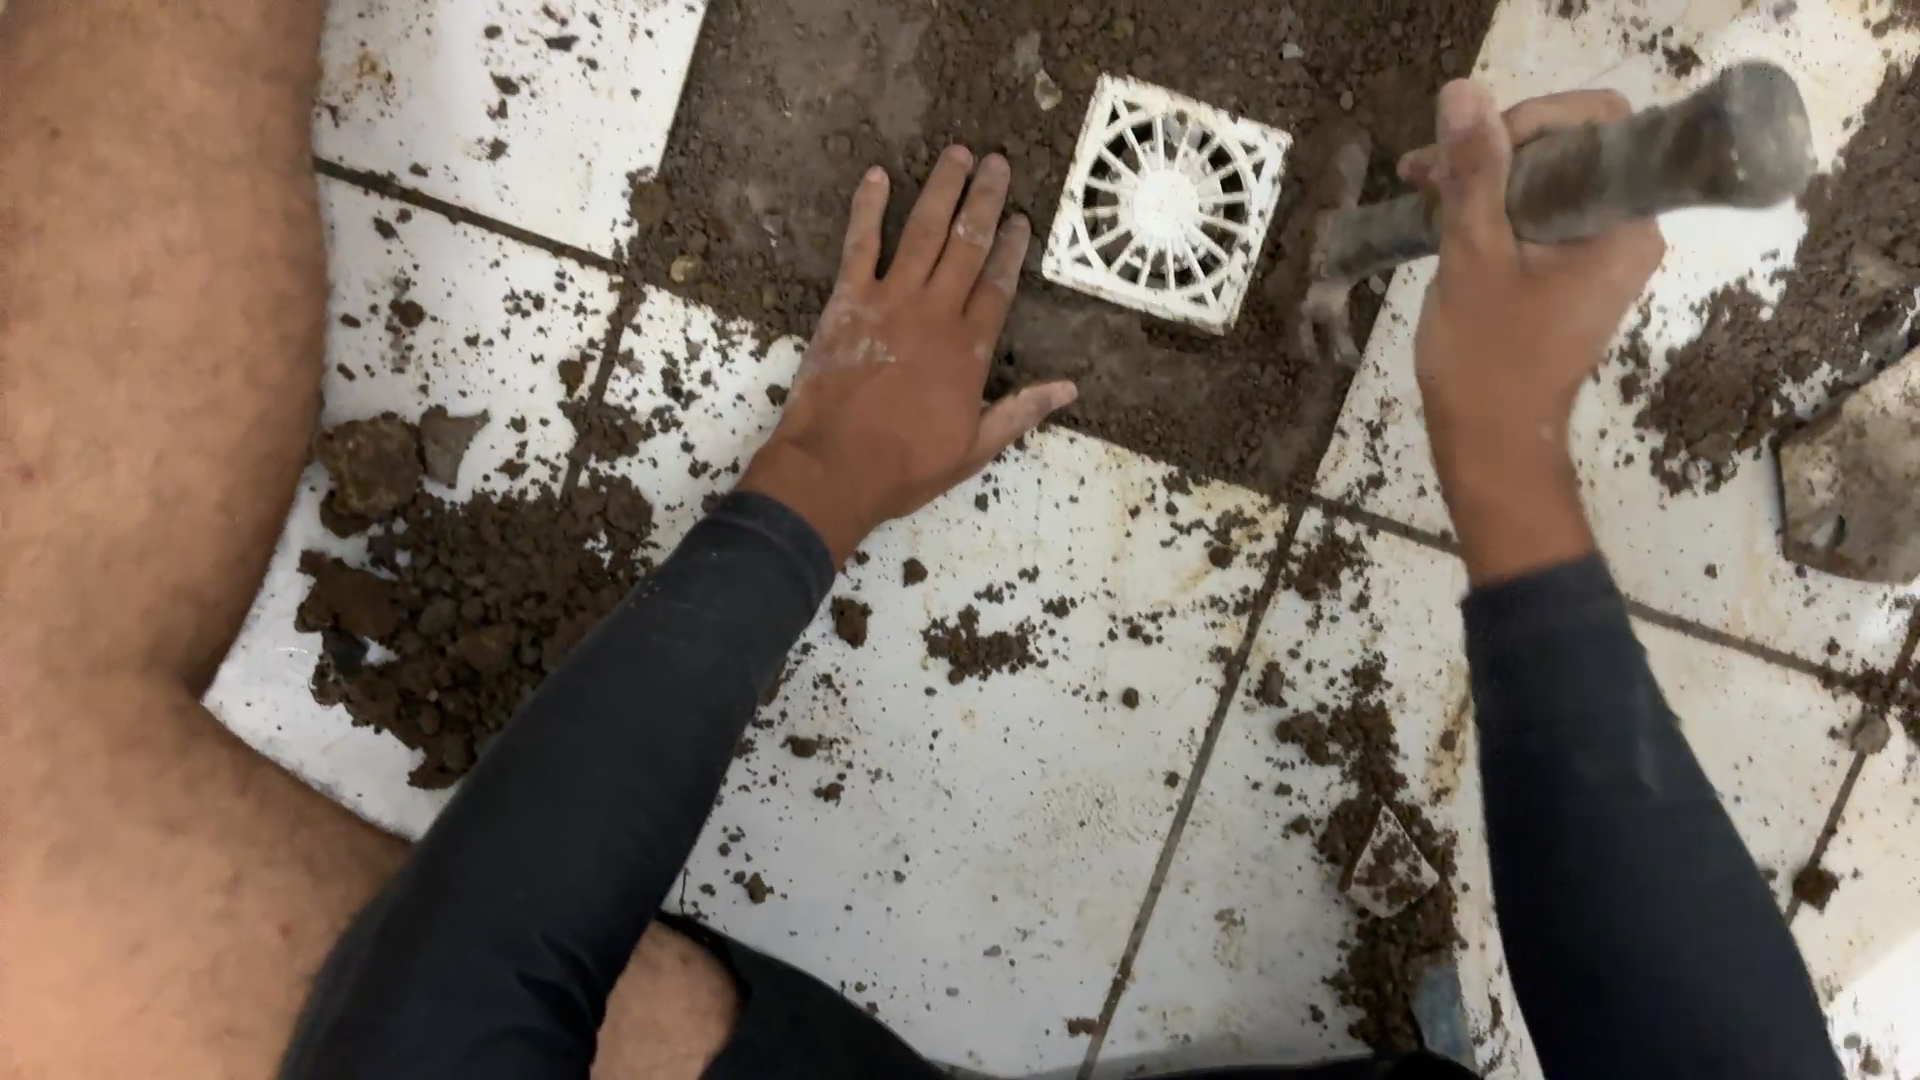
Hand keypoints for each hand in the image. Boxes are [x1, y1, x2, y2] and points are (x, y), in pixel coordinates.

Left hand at [739, 147, 1076, 563]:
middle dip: (985, 201)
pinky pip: (860, 244)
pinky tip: (876, 177)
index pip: (998, 286)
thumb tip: (1069, 389)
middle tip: (997, 163)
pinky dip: (867, 209)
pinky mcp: (846, 301)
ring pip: (922, 232)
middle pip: (967, 245)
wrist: (836, 467)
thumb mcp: (974, 450)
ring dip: (941, 190)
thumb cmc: (907, 466)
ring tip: (956, 154)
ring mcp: (890, 301)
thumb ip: (1020, 412)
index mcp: (968, 349)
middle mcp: (935, 313)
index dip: (1010, 250)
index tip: (1020, 219)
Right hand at [1403, 81, 1665, 584]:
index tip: (1460, 153)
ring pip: (1545, 191)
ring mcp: (1597, 259)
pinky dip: (1490, 219)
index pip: (1595, 125)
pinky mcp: (1568, 281)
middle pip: (1569, 155)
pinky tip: (1444, 226)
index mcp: (1622, 221)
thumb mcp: (1470, 261)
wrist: (1489, 442)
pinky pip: (1535, 226)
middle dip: (1492, 153)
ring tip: (1420, 195)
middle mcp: (1625, 231)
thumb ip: (1471, 177)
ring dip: (1483, 186)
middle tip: (1421, 171)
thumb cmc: (1483, 360)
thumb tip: (1462, 93)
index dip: (1526, 121)